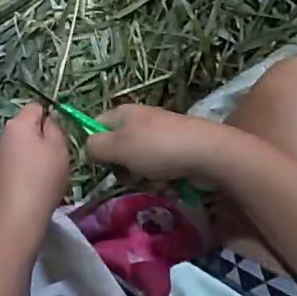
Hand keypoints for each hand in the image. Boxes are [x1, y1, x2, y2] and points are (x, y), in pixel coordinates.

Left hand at [0, 103, 71, 244]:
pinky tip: (28, 188)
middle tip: (54, 158)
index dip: (50, 118)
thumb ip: (55, 127)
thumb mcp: (59, 148)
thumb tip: (47, 120)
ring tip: (42, 177)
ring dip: (29, 155)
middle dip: (39, 138)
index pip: (36, 106)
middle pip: (25, 127)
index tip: (59, 138)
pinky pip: (11, 164)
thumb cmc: (42, 180)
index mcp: (17, 124)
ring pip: (18, 147)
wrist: (15, 220)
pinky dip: (20, 171)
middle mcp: (1, 135)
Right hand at [85, 105, 238, 183]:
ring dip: (141, 177)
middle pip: (117, 147)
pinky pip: (158, 169)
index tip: (99, 163)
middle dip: (121, 166)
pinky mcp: (177, 151)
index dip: (94, 145)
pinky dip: (160, 179)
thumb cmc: (156, 147)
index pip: (95, 125)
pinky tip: (168, 183)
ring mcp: (160, 136)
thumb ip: (95, 146)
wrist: (208, 153)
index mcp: (124, 112)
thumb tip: (88, 148)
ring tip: (152, 181)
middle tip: (128, 174)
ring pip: (137, 163)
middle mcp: (141, 120)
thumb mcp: (117, 146)